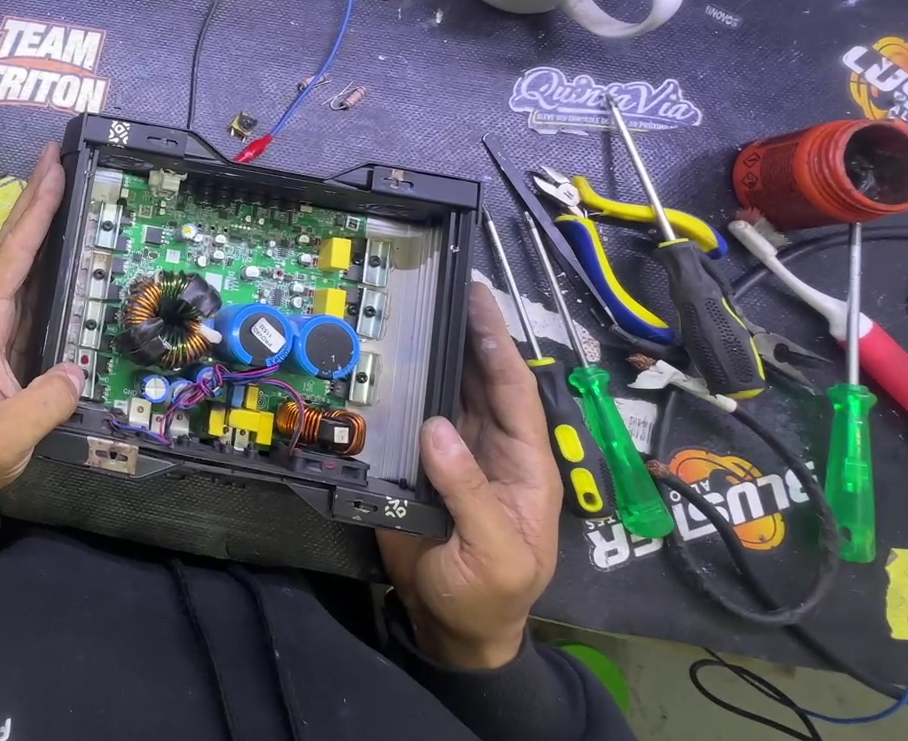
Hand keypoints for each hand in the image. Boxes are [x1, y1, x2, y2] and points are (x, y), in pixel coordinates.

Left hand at [0, 144, 84, 504]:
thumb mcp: (5, 437)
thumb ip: (41, 405)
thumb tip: (77, 368)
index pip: (12, 259)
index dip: (34, 215)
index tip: (53, 174)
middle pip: (13, 247)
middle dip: (34, 200)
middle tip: (56, 156)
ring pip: (20, 263)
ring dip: (39, 223)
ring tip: (60, 186)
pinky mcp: (7, 341)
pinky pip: (30, 289)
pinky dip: (45, 260)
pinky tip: (60, 247)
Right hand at [376, 282, 559, 669]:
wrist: (450, 621)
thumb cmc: (491, 593)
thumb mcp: (497, 553)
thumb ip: (471, 493)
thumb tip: (436, 428)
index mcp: (524, 464)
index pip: (514, 391)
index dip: (498, 344)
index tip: (478, 300)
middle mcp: (488, 447)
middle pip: (479, 379)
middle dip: (465, 333)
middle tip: (440, 287)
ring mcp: (451, 452)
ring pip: (444, 391)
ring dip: (431, 353)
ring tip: (410, 312)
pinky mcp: (415, 462)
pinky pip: (408, 416)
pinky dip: (399, 387)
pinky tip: (383, 362)